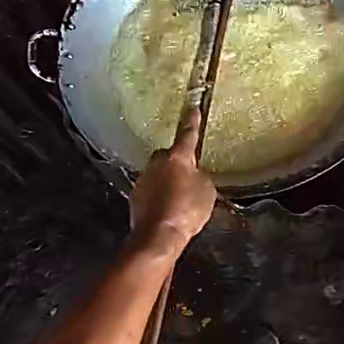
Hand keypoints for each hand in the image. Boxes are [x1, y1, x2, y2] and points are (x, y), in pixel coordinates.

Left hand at [129, 110, 217, 255]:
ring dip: (167, 181)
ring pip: (158, 173)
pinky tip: (169, 208)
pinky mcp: (136, 197)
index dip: (192, 122)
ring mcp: (144, 180)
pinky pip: (152, 190)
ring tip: (180, 197)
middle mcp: (157, 163)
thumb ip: (200, 176)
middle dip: (175, 161)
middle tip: (187, 173)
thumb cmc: (187, 210)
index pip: (188, 135)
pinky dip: (160, 196)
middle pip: (168, 155)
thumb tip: (192, 175)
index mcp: (178, 158)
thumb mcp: (206, 191)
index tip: (193, 109)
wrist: (158, 235)